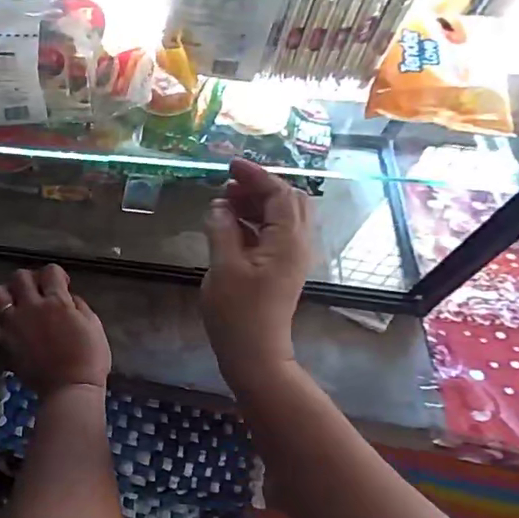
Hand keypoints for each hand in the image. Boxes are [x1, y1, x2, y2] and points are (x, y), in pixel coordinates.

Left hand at [0, 264, 110, 397]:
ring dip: (7, 292)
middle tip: (38, 291)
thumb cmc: (89, 359)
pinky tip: (2, 317)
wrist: (69, 389)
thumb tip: (68, 296)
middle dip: (30, 279)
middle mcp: (31, 307)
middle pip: (20, 277)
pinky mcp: (3, 340)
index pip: (50, 271)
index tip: (62, 284)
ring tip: (16, 301)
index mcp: (57, 301)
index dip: (56, 274)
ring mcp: (13, 323)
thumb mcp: (94, 326)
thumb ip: (79, 306)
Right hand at [201, 159, 312, 379]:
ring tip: (225, 202)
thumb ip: (222, 229)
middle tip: (228, 185)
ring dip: (257, 204)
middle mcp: (298, 244)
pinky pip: (274, 233)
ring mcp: (292, 258)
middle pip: (289, 201)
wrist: (254, 352)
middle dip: (260, 187)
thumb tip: (219, 205)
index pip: (279, 194)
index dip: (256, 175)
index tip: (230, 165)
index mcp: (288, 240)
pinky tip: (230, 225)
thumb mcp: (223, 266)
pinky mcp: (282, 269)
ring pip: (282, 217)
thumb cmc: (237, 312)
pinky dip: (255, 221)